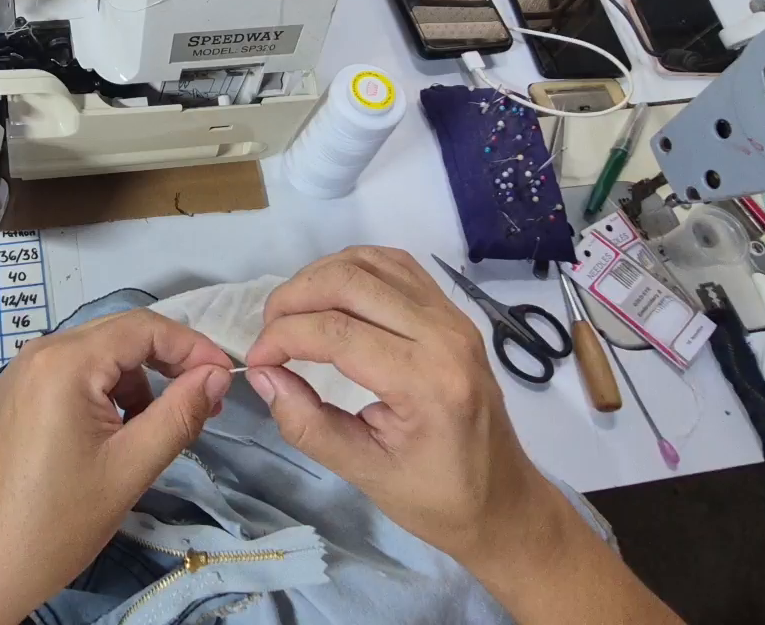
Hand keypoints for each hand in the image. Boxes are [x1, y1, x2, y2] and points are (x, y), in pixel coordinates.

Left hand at [0, 308, 231, 624]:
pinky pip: (77, 370)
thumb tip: (217, 374)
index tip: (225, 376)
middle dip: (168, 360)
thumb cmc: (57, 521)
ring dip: (138, 379)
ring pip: (101, 352)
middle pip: (121, 333)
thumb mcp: (130, 468)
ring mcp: (26, 369)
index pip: (143, 328)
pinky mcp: (20, 391)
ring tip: (156, 427)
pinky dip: (108, 389)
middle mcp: (42, 350)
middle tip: (205, 399)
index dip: (191, 346)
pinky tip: (118, 430)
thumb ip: (180, 414)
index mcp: (65, 360)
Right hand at [242, 247, 565, 564]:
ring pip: (368, 261)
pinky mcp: (449, 310)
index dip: (282, 338)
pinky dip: (351, 267)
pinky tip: (330, 293)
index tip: (255, 361)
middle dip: (293, 298)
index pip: (335, 333)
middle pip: (348, 282)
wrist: (508, 503)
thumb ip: (307, 424)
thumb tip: (262, 375)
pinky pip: (392, 264)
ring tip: (292, 312)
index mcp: (427, 382)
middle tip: (268, 331)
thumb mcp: (367, 475)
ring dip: (318, 277)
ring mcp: (450, 315)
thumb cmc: (441, 499)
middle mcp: (443, 334)